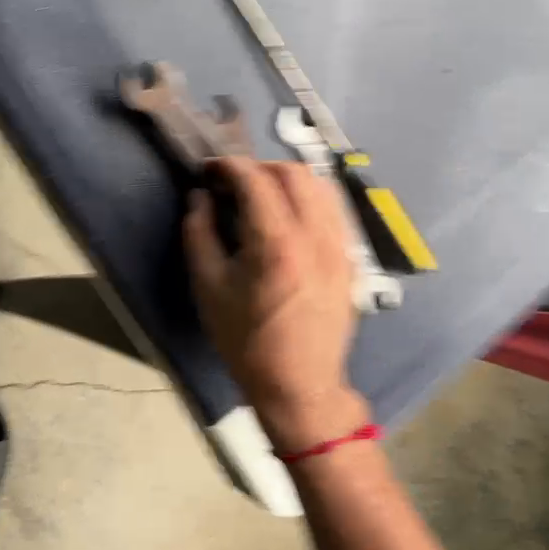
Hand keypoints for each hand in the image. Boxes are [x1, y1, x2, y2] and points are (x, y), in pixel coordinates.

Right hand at [182, 157, 367, 449]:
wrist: (297, 383)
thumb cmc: (244, 338)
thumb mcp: (207, 285)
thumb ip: (199, 232)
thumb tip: (200, 197)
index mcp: (276, 242)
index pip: (255, 179)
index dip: (228, 166)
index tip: (208, 170)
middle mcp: (315, 236)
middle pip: (293, 173)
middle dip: (258, 166)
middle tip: (230, 181)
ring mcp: (339, 246)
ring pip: (320, 186)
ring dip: (285, 178)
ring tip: (259, 193)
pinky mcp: (349, 259)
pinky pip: (333, 210)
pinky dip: (307, 198)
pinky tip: (286, 215)